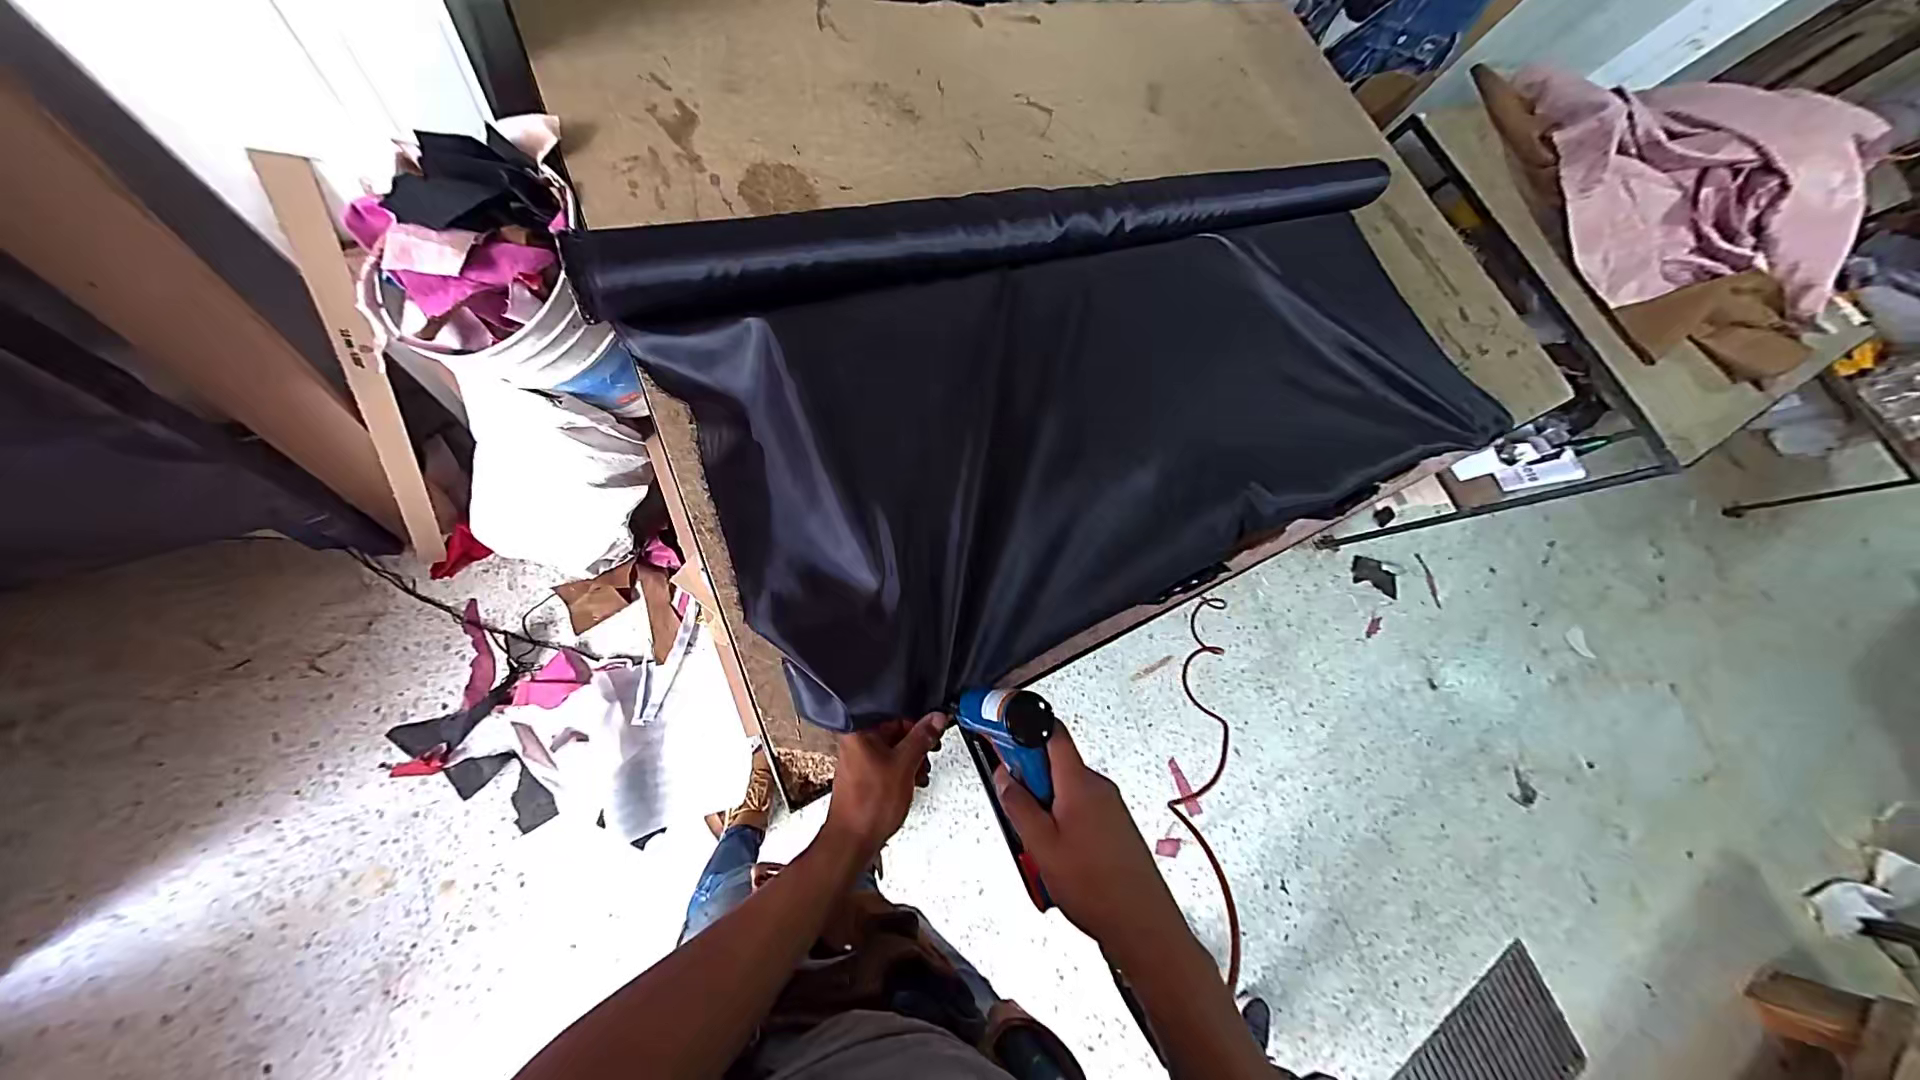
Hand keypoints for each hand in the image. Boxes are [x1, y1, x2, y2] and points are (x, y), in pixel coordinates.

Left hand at [822, 712, 946, 864]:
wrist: (854, 840)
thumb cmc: (868, 805)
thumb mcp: (905, 763)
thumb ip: (922, 737)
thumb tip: (936, 719)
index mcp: (859, 731)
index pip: (893, 712)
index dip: (916, 721)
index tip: (933, 728)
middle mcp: (855, 743)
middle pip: (894, 730)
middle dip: (915, 743)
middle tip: (927, 753)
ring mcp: (858, 760)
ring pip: (892, 748)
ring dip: (911, 758)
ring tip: (919, 771)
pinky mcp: (863, 776)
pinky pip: (887, 763)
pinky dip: (902, 770)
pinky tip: (911, 781)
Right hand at [994, 722, 1186, 962]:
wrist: (1142, 925)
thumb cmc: (1097, 888)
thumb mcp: (1041, 845)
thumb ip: (1018, 805)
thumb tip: (1004, 777)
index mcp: (1079, 782)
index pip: (1052, 731)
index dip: (1024, 726)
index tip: (1001, 732)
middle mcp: (1098, 787)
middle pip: (1054, 763)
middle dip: (1029, 781)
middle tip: (1015, 809)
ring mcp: (1108, 806)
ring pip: (1064, 790)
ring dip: (1043, 807)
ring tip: (1038, 846)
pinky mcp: (1114, 825)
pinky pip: (1078, 809)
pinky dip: (1060, 822)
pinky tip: (1057, 856)